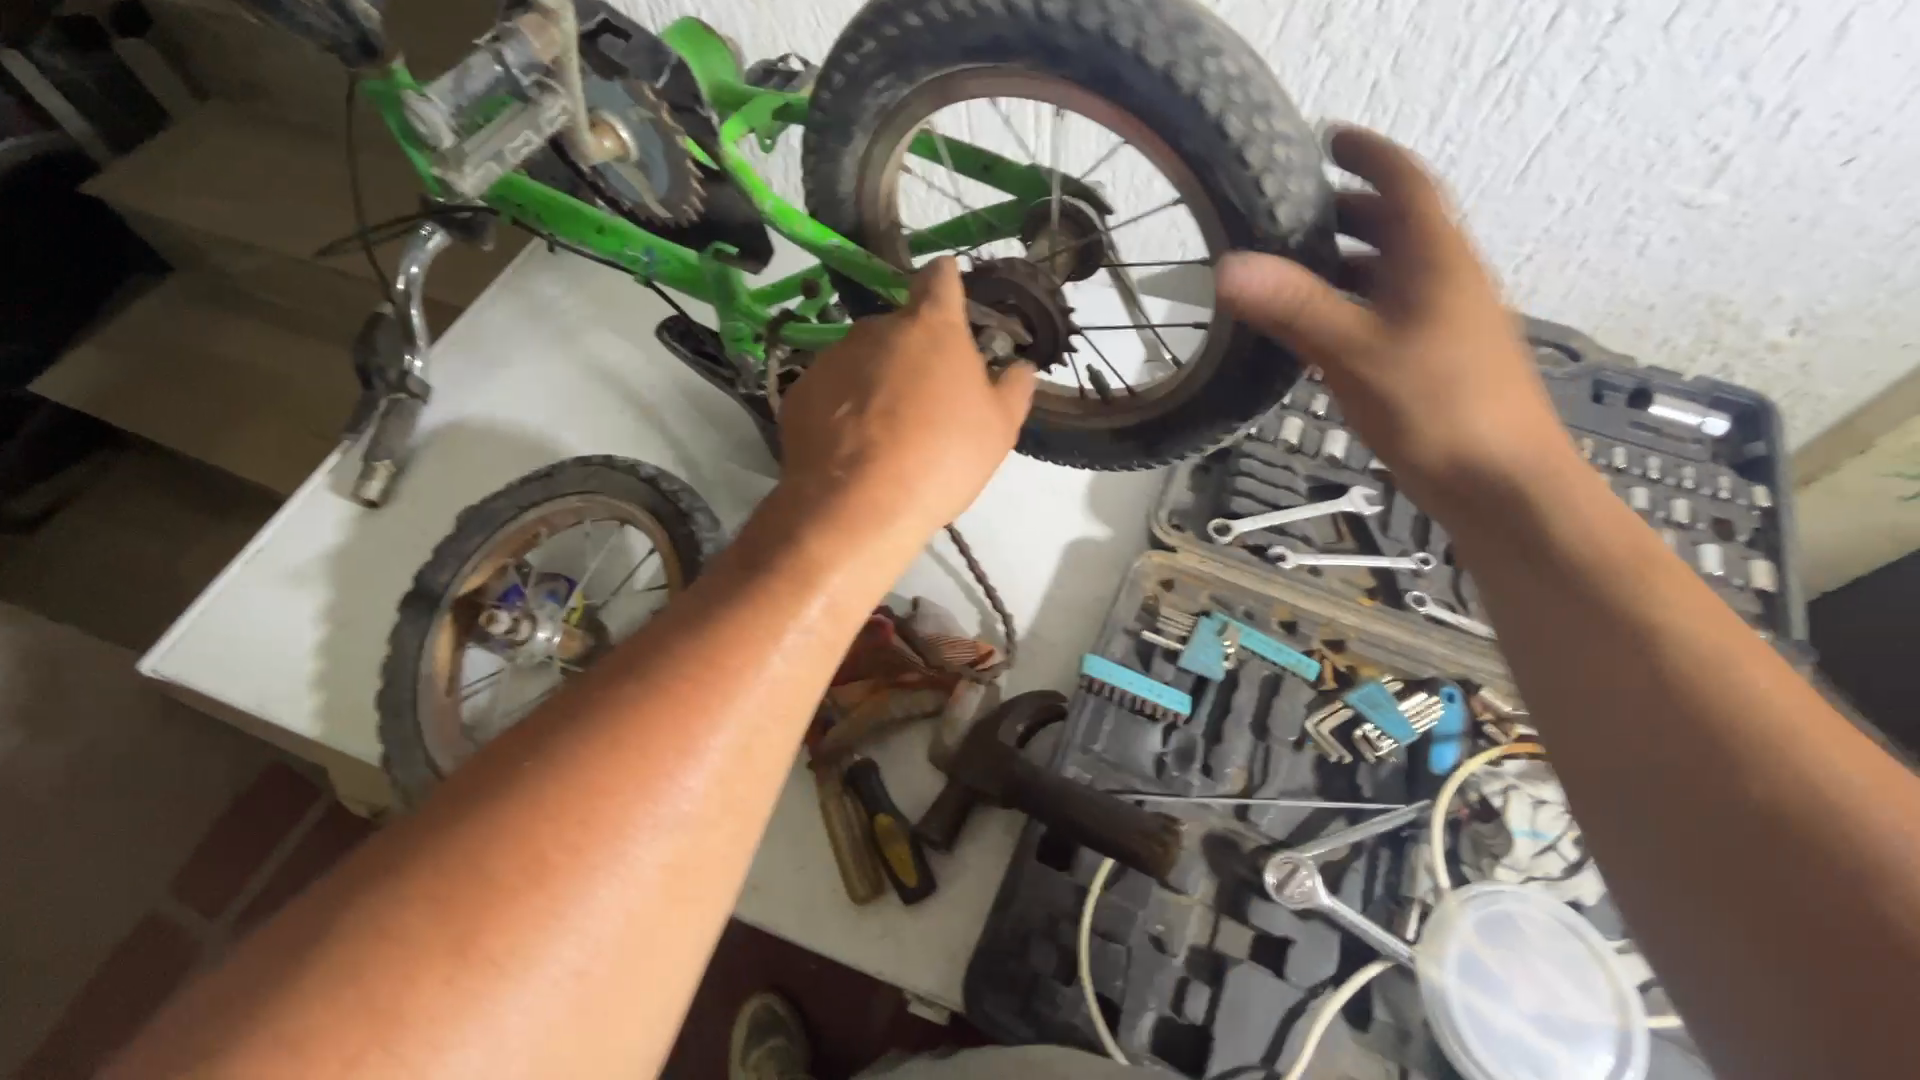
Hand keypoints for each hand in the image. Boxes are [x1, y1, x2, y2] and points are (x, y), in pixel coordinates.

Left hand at [777, 257, 1036, 534]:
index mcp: (932, 326)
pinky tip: (853, 448)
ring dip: (874, 382)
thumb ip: (1013, 389)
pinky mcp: (799, 392)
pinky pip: (830, 392)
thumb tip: (1021, 367)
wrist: (858, 505)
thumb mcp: (998, 428)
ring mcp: (832, 358)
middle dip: (912, 352)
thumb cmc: (942, 457)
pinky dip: (842, 410)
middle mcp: (876, 329)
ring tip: (885, 433)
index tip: (950, 294)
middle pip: (899, 327)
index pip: (940, 277)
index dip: (947, 282)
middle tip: (925, 399)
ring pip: (861, 360)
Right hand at [1215, 126, 1577, 505]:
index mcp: (1436, 259)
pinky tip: (1309, 333)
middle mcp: (1442, 281)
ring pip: (1386, 276)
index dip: (1369, 154)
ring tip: (1284, 268)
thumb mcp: (1358, 352)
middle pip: (1394, 228)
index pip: (1405, 183)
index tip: (1326, 138)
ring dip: (1342, 265)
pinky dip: (1345, 310)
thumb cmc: (1440, 407)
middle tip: (1286, 211)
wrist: (1502, 484)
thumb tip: (1227, 267)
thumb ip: (1295, 308)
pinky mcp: (1429, 363)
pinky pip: (1381, 317)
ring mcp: (1438, 324)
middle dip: (1346, 211)